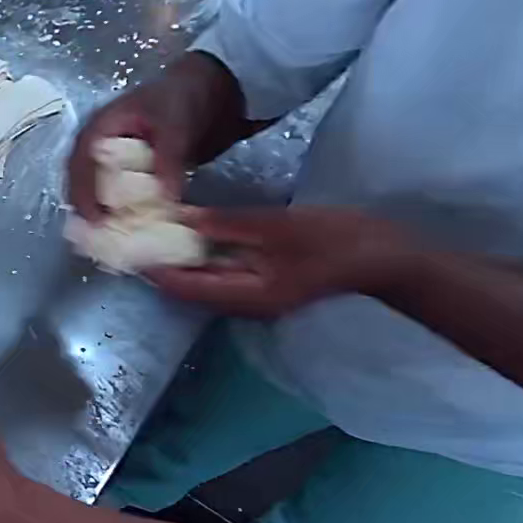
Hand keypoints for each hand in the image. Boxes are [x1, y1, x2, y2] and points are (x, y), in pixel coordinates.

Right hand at [67, 52, 242, 220]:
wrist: (211, 87)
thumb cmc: (183, 98)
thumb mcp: (176, 125)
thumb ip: (169, 160)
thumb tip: (166, 198)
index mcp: (98, 130)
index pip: (79, 165)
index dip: (83, 193)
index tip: (94, 218)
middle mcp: (96, 147)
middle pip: (79, 181)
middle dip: (85, 208)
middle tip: (95, 235)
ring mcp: (110, 159)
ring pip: (93, 189)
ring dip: (98, 211)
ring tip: (106, 236)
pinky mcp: (127, 170)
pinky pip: (114, 192)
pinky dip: (118, 209)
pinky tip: (127, 226)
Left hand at [146, 206, 420, 316]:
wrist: (396, 258)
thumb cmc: (341, 241)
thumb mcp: (279, 227)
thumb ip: (226, 225)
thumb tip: (178, 219)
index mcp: (246, 296)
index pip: (182, 286)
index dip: (152, 266)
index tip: (127, 243)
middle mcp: (241, 302)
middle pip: (185, 286)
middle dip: (157, 262)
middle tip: (130, 234)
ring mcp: (250, 293)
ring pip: (198, 278)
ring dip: (174, 257)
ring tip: (148, 230)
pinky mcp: (258, 281)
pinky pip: (215, 271)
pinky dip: (196, 254)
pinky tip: (183, 231)